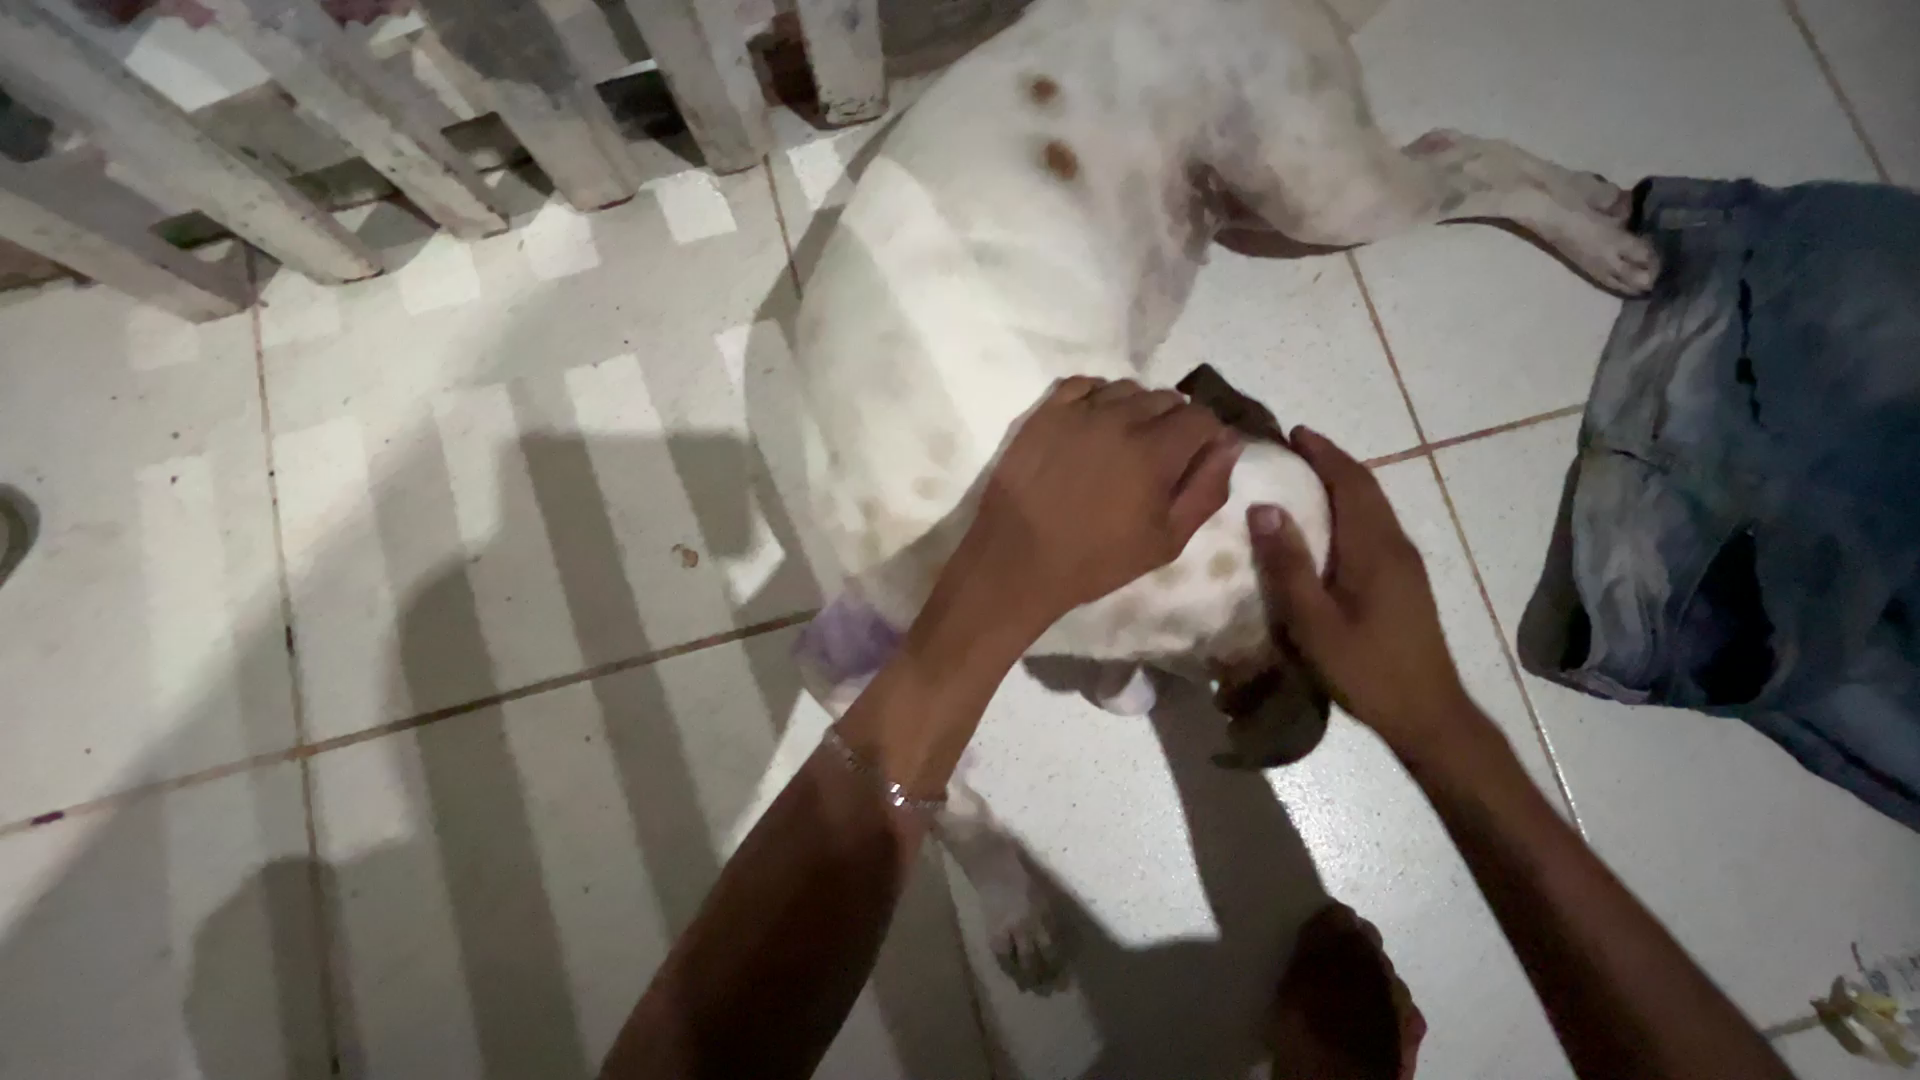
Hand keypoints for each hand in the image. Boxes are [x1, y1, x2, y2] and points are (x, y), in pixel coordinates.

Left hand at [957, 377, 1241, 628]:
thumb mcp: (1167, 541)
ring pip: (1126, 388)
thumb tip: (1229, 444)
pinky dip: (1097, 397)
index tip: (1195, 458)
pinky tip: (1093, 424)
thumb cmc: (1096, 560)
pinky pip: (1083, 384)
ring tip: (1124, 442)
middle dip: (1173, 423)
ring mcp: (1077, 411)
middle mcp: (1119, 418)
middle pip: (1166, 398)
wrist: (1017, 560)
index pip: (1203, 416)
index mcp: (1155, 450)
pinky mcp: (1044, 412)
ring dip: (1136, 408)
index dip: (1206, 437)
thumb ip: (1207, 489)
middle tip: (1158, 459)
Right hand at [1247, 427, 1474, 752]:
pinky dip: (1348, 511)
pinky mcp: (1404, 583)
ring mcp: (1405, 565)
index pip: (1352, 483)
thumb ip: (1289, 565)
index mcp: (1375, 549)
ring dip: (1341, 485)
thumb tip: (1265, 508)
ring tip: (1301, 480)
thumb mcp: (1314, 622)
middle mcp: (1396, 547)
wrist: (1428, 713)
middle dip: (1331, 462)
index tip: (1293, 432)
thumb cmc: (1366, 669)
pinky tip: (1324, 529)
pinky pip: (1373, 529)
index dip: (1324, 454)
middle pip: (1366, 489)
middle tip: (1292, 449)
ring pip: (1372, 509)